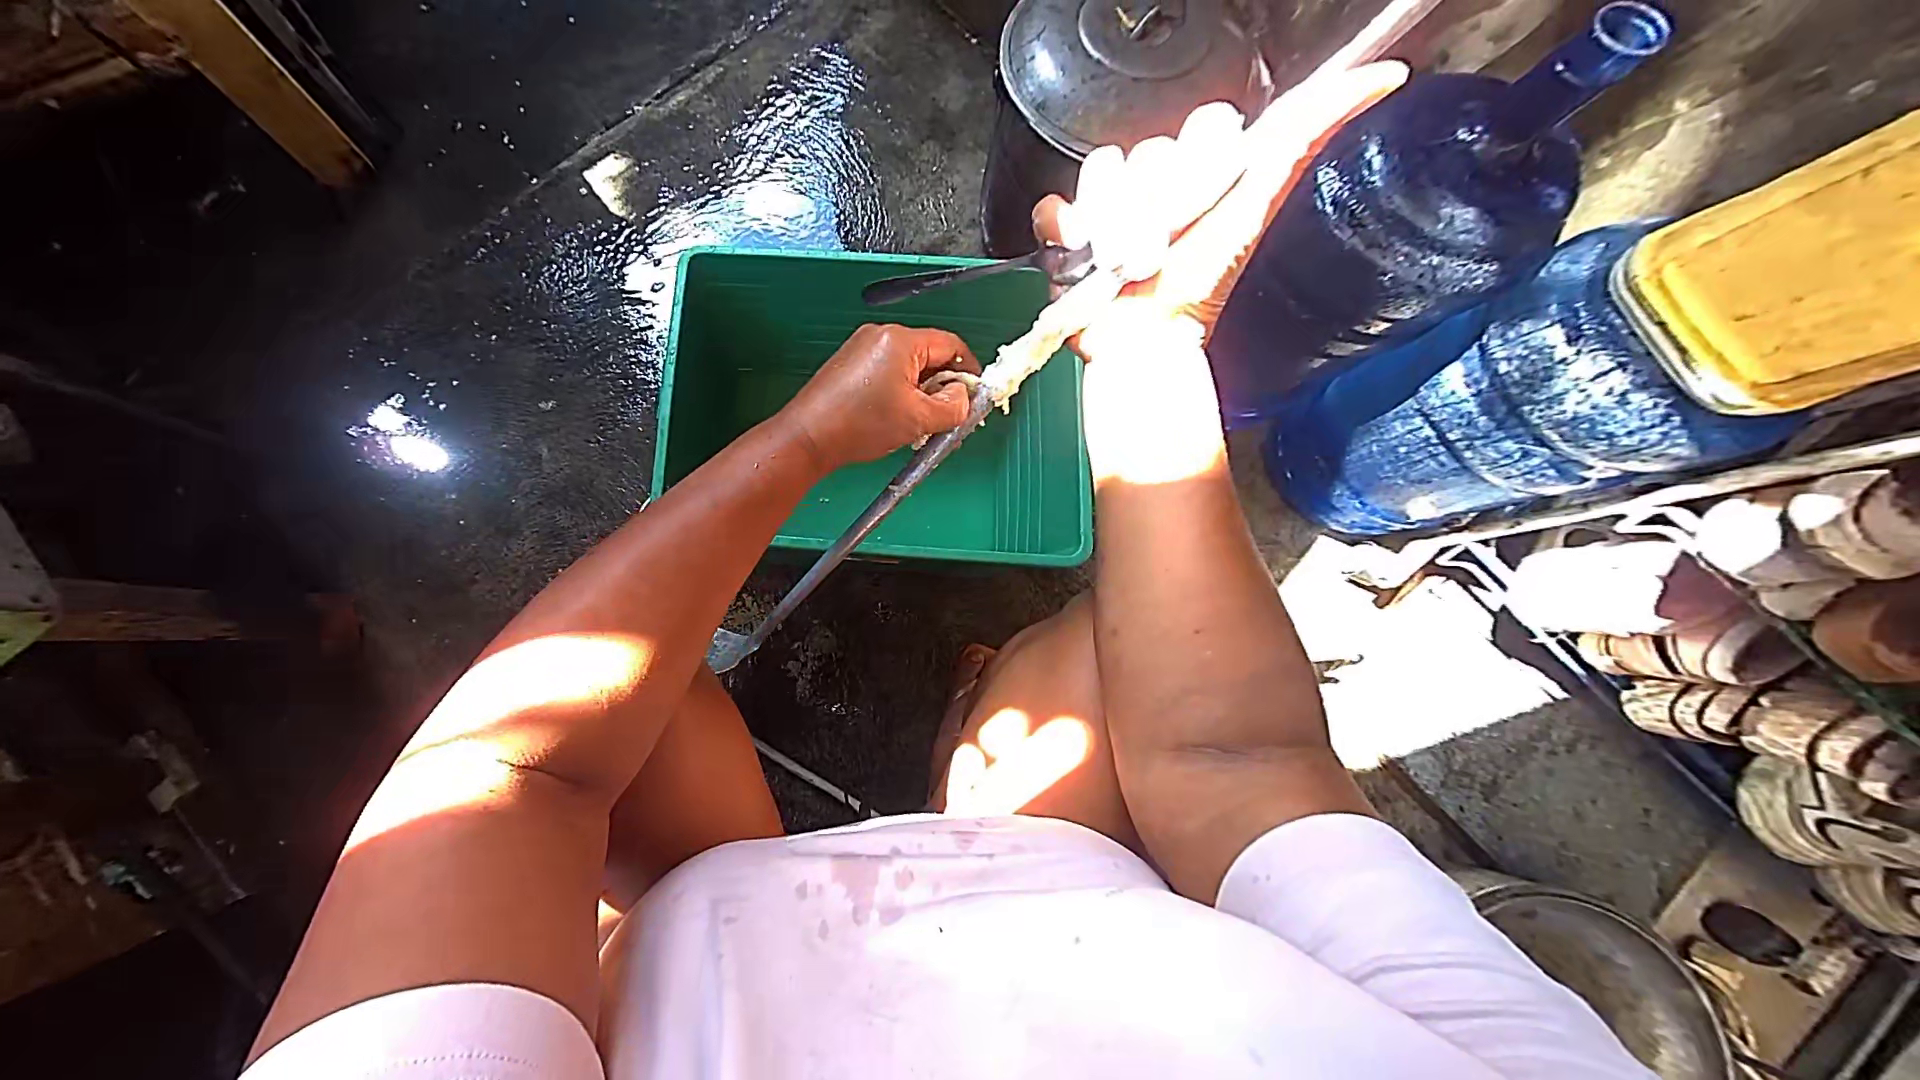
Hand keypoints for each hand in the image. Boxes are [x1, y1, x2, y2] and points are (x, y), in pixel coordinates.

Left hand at [780, 323, 981, 471]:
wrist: (809, 438)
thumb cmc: (855, 424)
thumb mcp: (919, 419)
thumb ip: (954, 406)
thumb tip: (964, 398)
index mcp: (901, 341)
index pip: (952, 345)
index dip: (968, 372)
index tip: (973, 394)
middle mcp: (881, 337)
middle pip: (931, 355)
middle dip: (943, 386)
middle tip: (947, 416)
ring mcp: (864, 349)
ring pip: (911, 368)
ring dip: (922, 393)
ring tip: (917, 423)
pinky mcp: (853, 366)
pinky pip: (890, 374)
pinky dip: (901, 394)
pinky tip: (897, 419)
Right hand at [1032, 64, 1406, 484]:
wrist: (1143, 339)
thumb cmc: (1198, 285)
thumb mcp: (1258, 201)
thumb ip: (1309, 133)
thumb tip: (1385, 76)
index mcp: (1201, 172)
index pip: (1203, 124)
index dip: (1201, 157)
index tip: (1205, 198)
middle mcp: (1156, 186)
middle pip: (1149, 148)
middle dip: (1156, 197)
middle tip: (1162, 242)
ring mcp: (1108, 209)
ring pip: (1102, 170)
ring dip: (1113, 217)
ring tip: (1124, 257)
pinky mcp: (1068, 236)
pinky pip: (1055, 206)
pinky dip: (1062, 225)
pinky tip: (1078, 249)